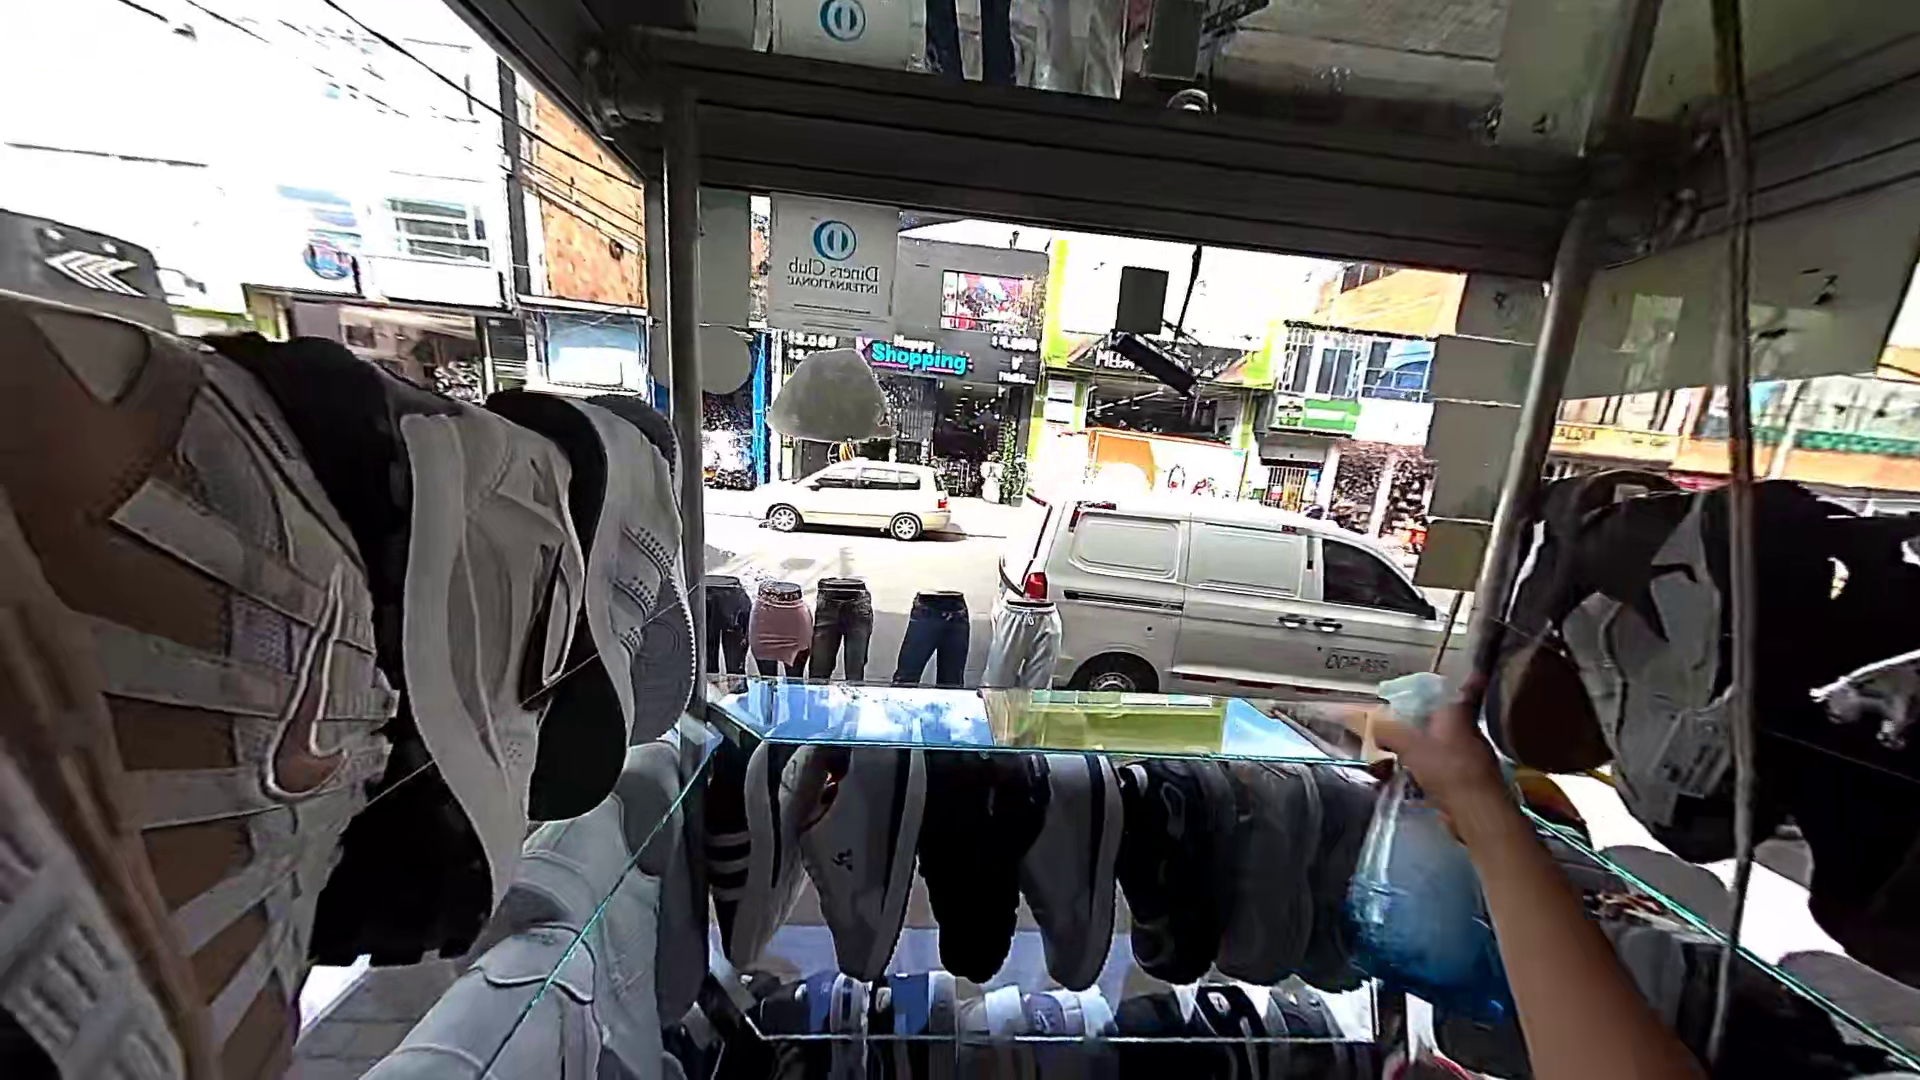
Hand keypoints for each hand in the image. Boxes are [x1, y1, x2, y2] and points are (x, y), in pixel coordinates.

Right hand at [1370, 683, 1515, 844]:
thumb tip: (1375, 727)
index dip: (1471, 679)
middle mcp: (1470, 734)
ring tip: (1404, 746)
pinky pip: (1447, 764)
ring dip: (1429, 743)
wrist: (1478, 813)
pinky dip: (1432, 765)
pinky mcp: (1471, 780)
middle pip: (1450, 718)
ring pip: (1447, 742)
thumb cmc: (1446, 769)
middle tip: (1407, 713)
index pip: (1467, 692)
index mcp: (1457, 717)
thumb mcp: (1407, 745)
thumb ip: (1387, 731)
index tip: (1477, 668)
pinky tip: (1415, 772)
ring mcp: (1474, 758)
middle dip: (1431, 715)